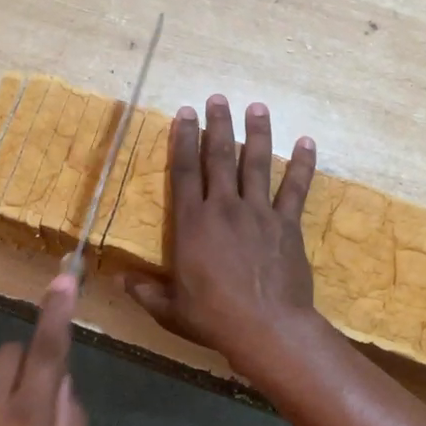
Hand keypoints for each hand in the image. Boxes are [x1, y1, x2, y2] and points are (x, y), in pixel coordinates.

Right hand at [126, 95, 323, 373]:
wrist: (266, 327)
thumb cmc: (213, 318)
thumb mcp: (169, 309)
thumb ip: (144, 292)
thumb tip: (118, 281)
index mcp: (191, 223)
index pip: (184, 171)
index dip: (182, 139)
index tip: (184, 113)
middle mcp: (223, 208)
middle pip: (220, 157)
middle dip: (218, 125)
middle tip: (218, 98)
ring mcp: (258, 214)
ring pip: (257, 164)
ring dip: (257, 133)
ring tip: (257, 107)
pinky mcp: (286, 225)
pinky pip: (295, 189)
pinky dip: (302, 165)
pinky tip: (307, 142)